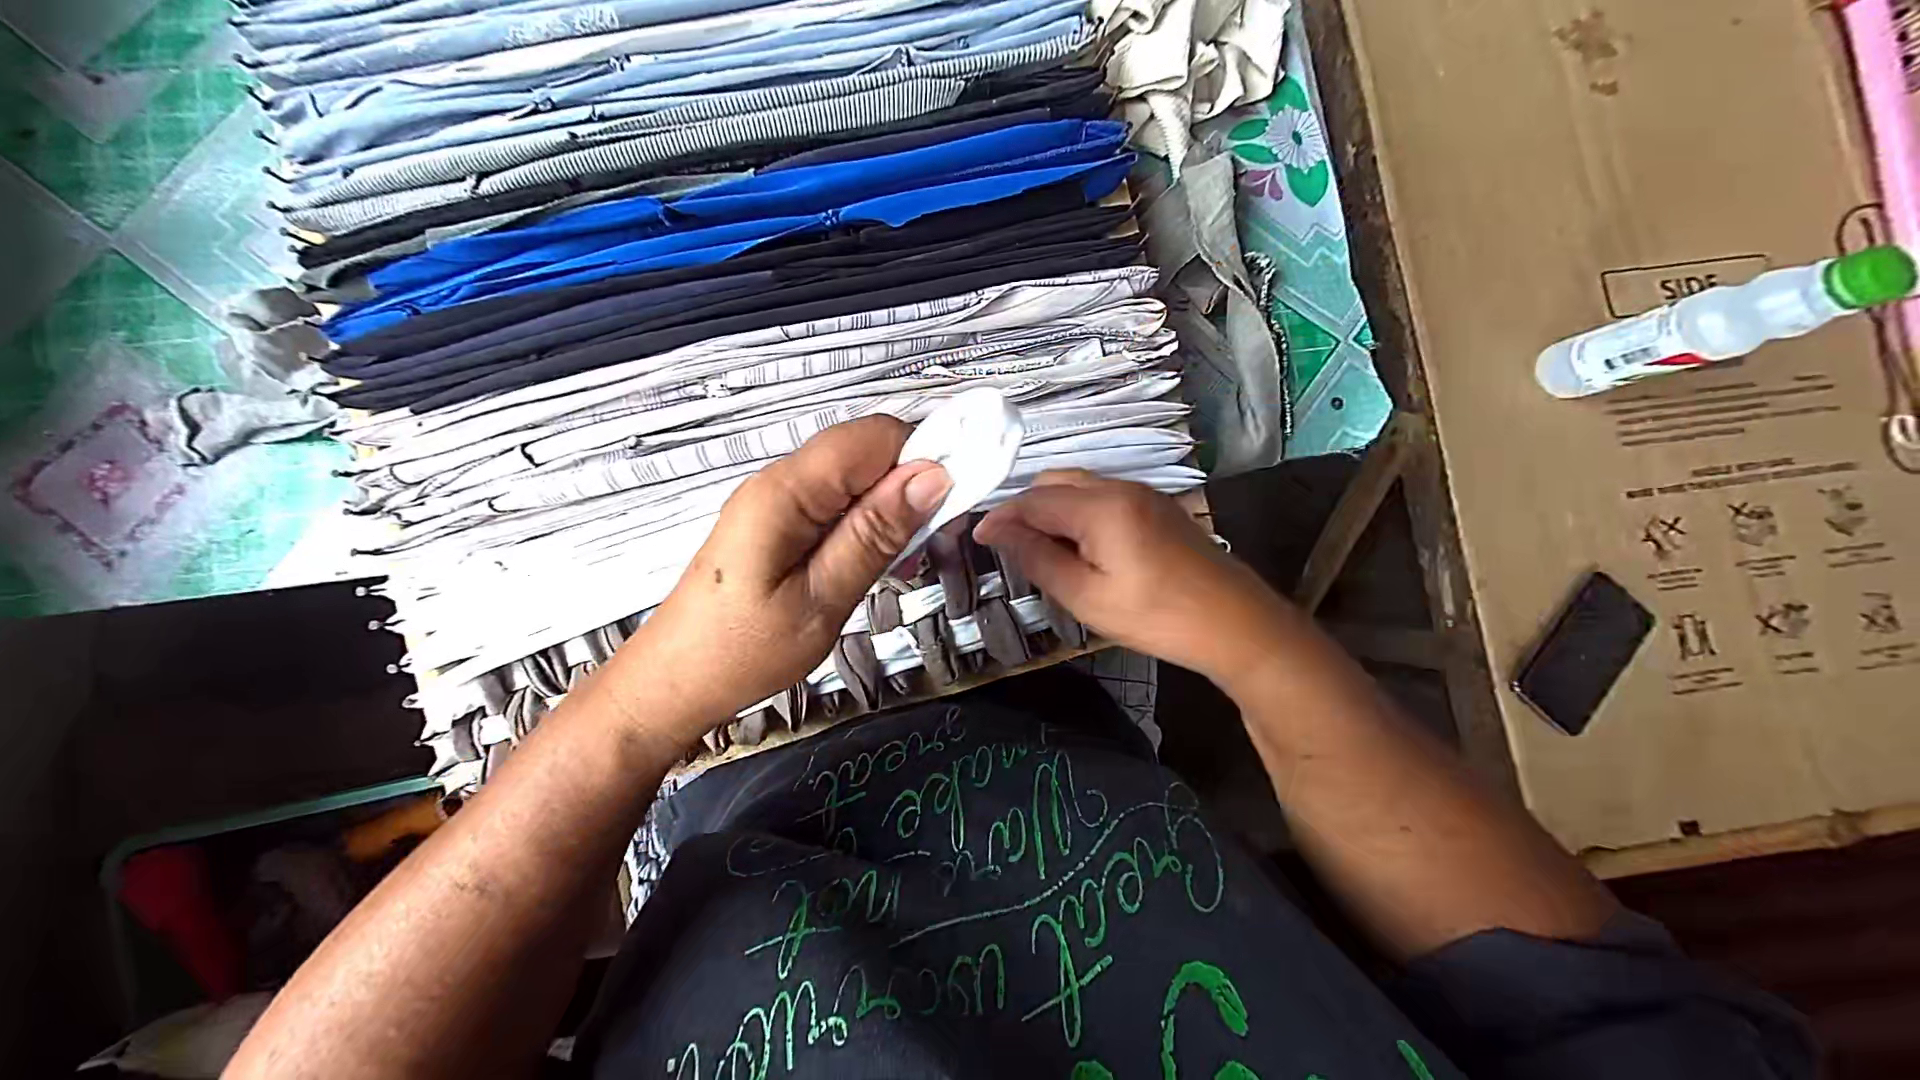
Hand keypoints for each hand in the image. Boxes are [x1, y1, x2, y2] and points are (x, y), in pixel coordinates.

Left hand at [616, 416, 950, 737]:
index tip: (954, 500)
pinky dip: (866, 524)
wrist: (674, 683)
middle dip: (909, 485)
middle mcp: (779, 482)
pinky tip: (875, 562)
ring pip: (855, 478)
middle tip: (928, 543)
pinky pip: (835, 503)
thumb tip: (931, 476)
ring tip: (902, 562)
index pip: (874, 436)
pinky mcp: (778, 523)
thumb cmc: (740, 652)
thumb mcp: (822, 599)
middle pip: (865, 452)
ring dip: (890, 509)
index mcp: (786, 492)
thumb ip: (875, 534)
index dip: (922, 456)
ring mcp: (776, 501)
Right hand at [973, 470, 1295, 687]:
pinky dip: (1078, 513)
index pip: (1032, 500)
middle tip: (1011, 550)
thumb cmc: (1156, 617)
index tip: (977, 540)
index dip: (1000, 517)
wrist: (1236, 624)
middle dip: (1025, 509)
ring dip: (1052, 511)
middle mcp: (1120, 487)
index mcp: (1101, 507)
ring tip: (1043, 553)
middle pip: (1054, 482)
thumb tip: (993, 529)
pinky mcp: (1157, 506)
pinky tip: (1080, 548)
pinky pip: (1103, 496)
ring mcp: (1143, 493)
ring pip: (1078, 486)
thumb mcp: (1086, 596)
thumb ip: (1036, 557)